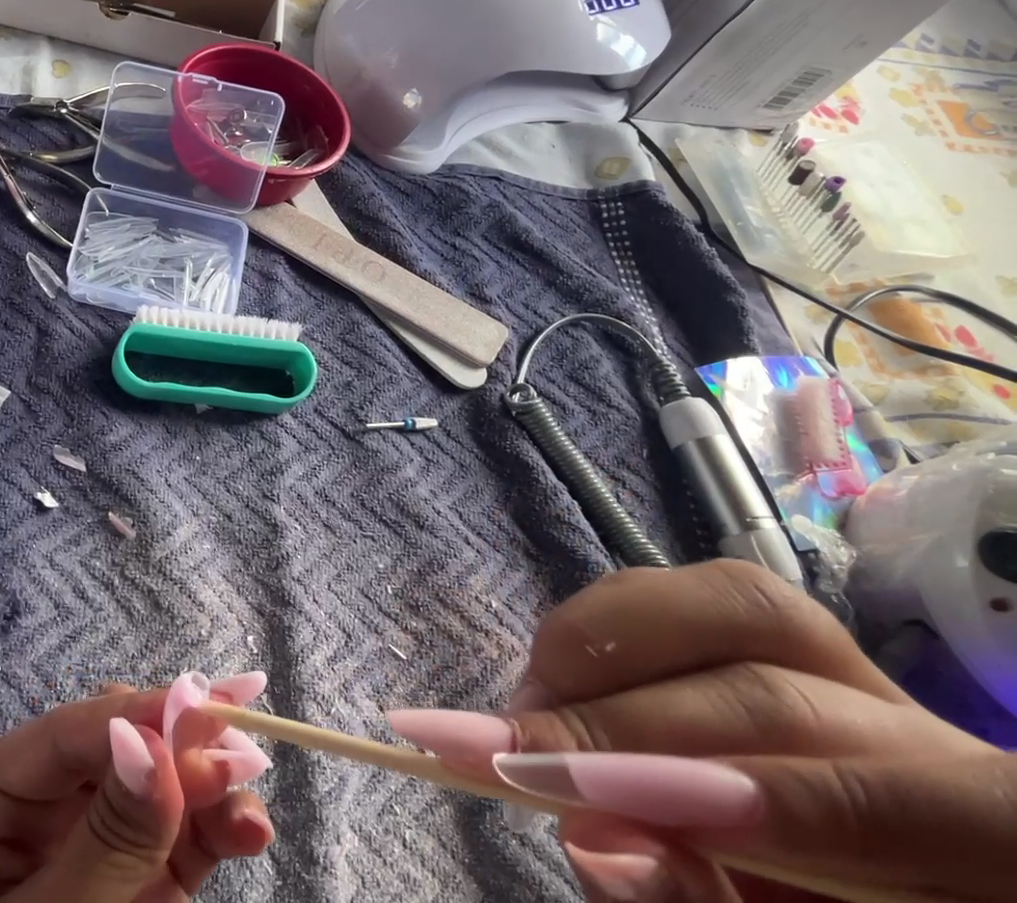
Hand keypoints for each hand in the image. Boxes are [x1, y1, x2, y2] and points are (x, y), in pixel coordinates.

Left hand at [0, 674, 275, 902]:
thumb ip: (104, 841)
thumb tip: (150, 743)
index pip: (64, 733)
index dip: (131, 711)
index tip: (194, 700)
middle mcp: (48, 804)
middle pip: (120, 742)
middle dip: (177, 738)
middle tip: (231, 740)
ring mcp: (103, 835)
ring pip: (165, 777)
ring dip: (212, 776)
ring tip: (245, 789)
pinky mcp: (152, 873)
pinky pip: (192, 831)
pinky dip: (225, 822)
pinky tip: (250, 827)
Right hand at [381, 560, 1016, 901]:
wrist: (823, 891)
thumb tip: (596, 843)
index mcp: (997, 845)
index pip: (909, 801)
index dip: (749, 792)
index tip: (581, 797)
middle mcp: (936, 740)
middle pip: (787, 685)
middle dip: (623, 720)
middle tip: (503, 752)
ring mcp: (859, 679)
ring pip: (738, 600)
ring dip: (603, 643)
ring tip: (526, 709)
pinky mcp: (780, 647)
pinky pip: (693, 599)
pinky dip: (606, 629)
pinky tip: (558, 679)